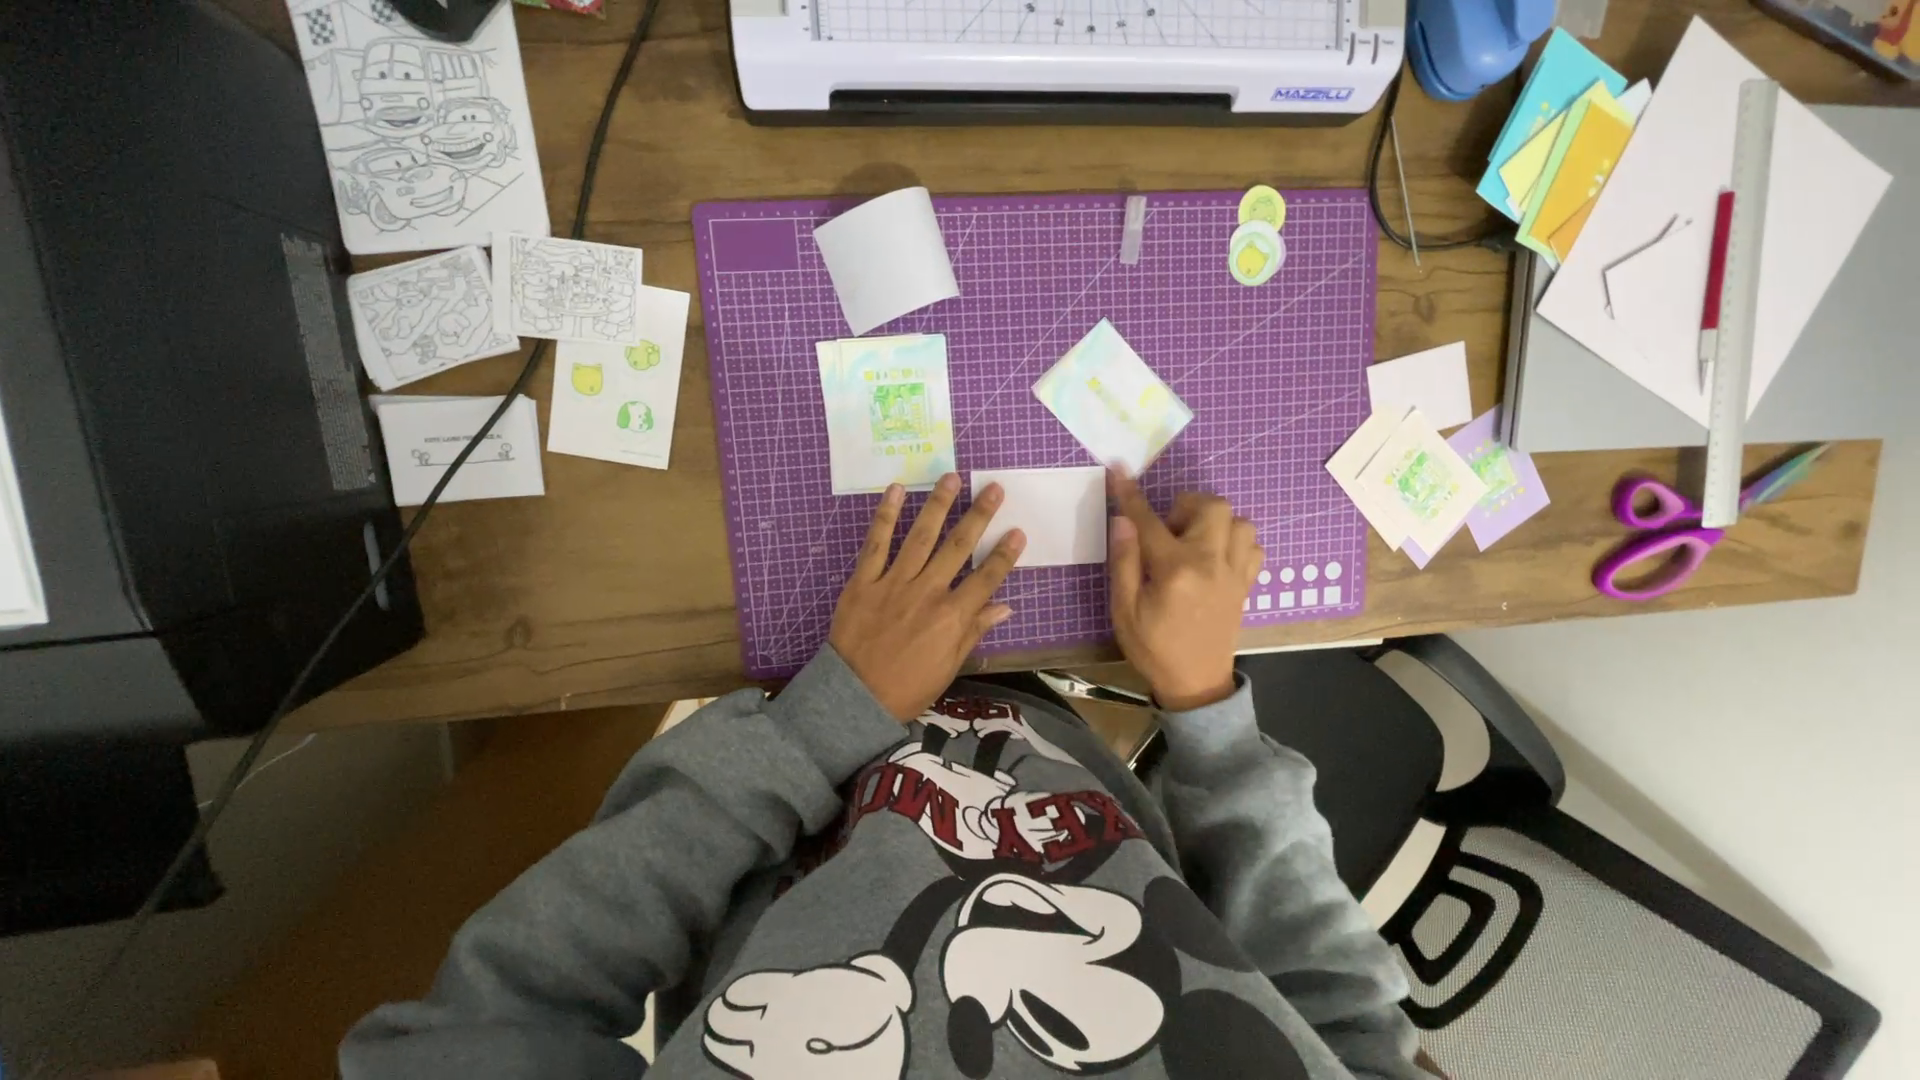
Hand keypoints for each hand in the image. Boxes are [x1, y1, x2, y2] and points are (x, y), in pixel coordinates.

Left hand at [829, 474, 1025, 720]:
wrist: (855, 698)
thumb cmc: (908, 688)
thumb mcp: (949, 667)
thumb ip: (975, 631)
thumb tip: (1005, 606)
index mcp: (951, 617)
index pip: (986, 578)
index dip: (1004, 554)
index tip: (1018, 530)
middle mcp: (927, 593)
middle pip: (957, 547)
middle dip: (978, 516)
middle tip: (994, 489)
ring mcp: (893, 583)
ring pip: (920, 537)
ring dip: (937, 505)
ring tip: (951, 478)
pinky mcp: (863, 581)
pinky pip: (876, 543)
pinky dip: (885, 515)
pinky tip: (896, 490)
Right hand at [1107, 469, 1263, 711]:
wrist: (1196, 684)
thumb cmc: (1153, 648)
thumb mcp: (1124, 610)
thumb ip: (1124, 561)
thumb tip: (1123, 519)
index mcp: (1175, 570)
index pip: (1149, 521)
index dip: (1130, 494)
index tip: (1119, 470)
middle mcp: (1211, 563)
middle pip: (1212, 506)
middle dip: (1186, 507)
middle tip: (1168, 531)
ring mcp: (1235, 572)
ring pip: (1239, 521)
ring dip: (1213, 522)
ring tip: (1193, 542)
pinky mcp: (1247, 583)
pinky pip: (1253, 545)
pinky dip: (1235, 541)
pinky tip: (1215, 557)